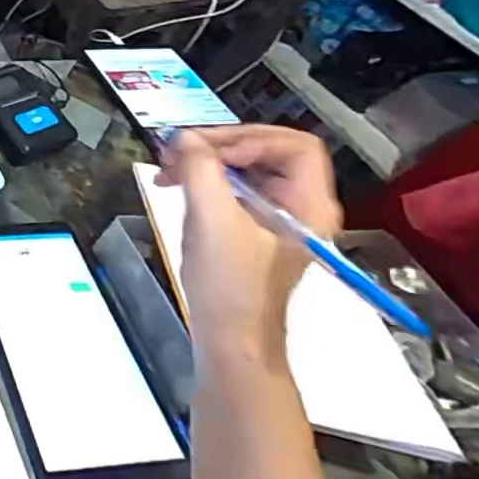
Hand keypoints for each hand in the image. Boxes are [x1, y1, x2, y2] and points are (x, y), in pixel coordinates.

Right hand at [155, 126, 342, 363]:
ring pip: (246, 167)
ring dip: (206, 160)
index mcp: (308, 204)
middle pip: (267, 151)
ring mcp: (276, 218)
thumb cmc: (229, 285)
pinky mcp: (253, 228)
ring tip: (170, 166)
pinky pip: (232, 187)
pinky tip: (176, 184)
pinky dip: (204, 179)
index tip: (209, 151)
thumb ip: (199, 168)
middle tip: (179, 150)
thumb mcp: (212, 219)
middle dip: (220, 145)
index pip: (293, 144)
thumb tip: (183, 137)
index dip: (250, 138)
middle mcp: (300, 206)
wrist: (229, 341)